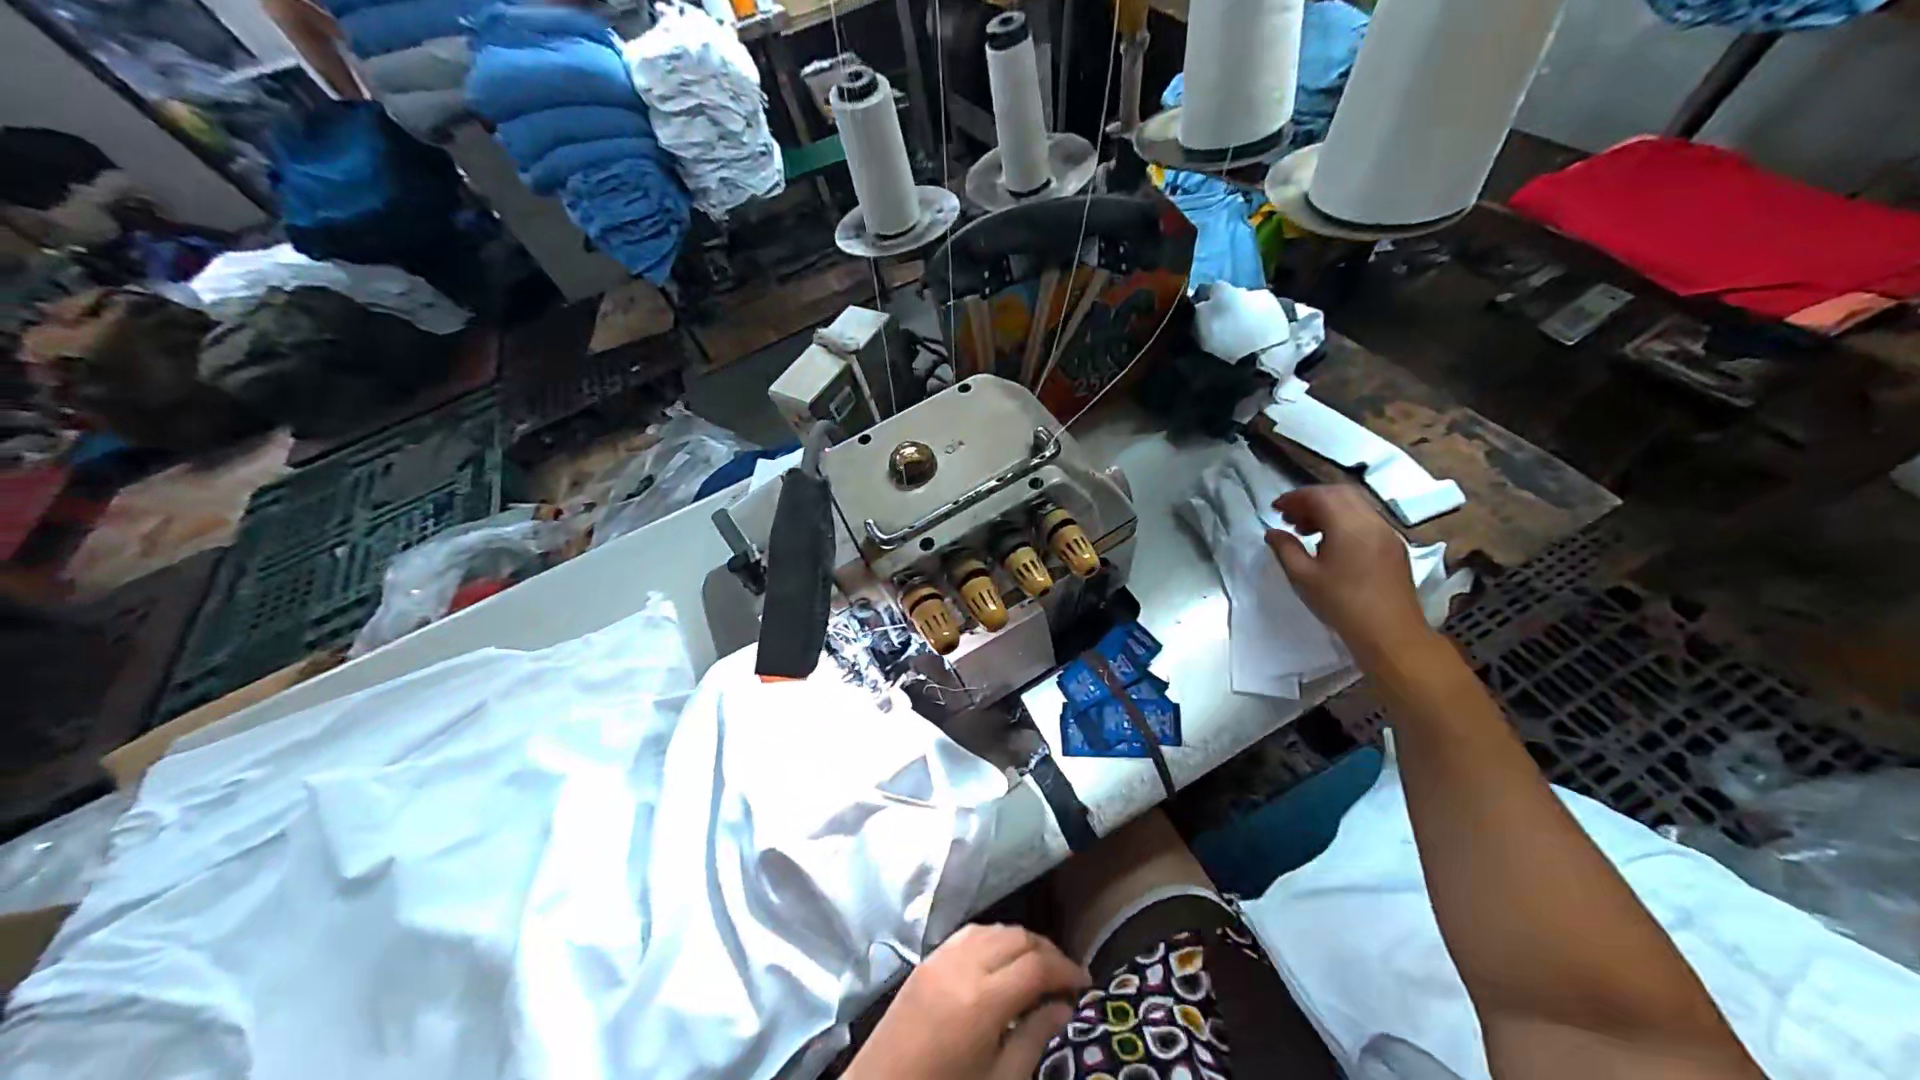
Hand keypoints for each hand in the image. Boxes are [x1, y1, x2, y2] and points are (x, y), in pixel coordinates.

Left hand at [843, 924, 1087, 1079]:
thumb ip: (1033, 1038)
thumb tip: (1063, 1007)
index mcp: (982, 1000)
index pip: (1037, 966)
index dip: (1066, 970)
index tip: (1085, 984)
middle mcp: (962, 966)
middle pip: (1018, 938)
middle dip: (1048, 952)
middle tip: (1066, 978)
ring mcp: (940, 958)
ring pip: (994, 928)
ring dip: (1021, 941)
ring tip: (1039, 968)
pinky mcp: (926, 961)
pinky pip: (968, 934)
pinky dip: (994, 938)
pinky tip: (1002, 960)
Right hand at [1265, 485, 1432, 661]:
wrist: (1390, 633)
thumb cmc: (1342, 604)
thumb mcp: (1303, 577)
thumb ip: (1285, 549)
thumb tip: (1273, 533)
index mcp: (1349, 526)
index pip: (1319, 496)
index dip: (1294, 498)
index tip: (1275, 509)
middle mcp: (1371, 521)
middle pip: (1339, 494)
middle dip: (1311, 500)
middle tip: (1289, 517)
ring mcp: (1387, 533)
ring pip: (1355, 506)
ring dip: (1329, 510)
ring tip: (1307, 531)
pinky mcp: (1394, 546)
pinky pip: (1366, 520)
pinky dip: (1345, 521)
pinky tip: (1331, 544)